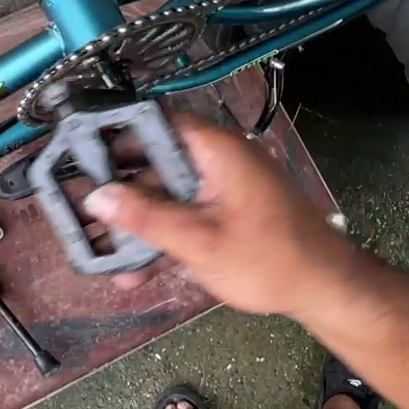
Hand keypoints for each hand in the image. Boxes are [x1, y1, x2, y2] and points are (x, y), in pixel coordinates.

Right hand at [82, 114, 361, 316]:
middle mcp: (219, 158)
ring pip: (169, 192)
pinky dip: (165, 233)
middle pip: (158, 161)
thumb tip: (97, 197)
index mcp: (216, 149)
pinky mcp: (229, 209)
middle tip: (86, 212)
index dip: (118, 136)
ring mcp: (225, 184)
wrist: (324, 286)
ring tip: (104, 253)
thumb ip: (146, 217)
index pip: (158, 122)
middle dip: (123, 191)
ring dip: (140, 222)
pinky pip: (188, 211)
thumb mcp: (198, 241)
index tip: (84, 158)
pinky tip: (138, 269)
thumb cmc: (267, 258)